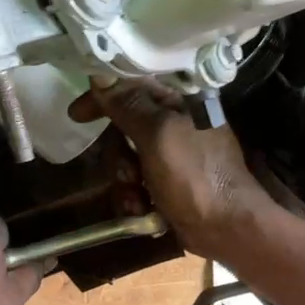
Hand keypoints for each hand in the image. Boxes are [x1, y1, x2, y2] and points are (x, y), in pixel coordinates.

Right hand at [70, 81, 271, 260]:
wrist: (227, 228)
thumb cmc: (195, 176)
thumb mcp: (159, 135)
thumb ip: (129, 106)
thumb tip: (100, 75)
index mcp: (182, 102)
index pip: (134, 85)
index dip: (104, 97)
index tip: (78, 115)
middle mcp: (178, 124)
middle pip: (125, 127)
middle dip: (118, 154)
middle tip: (125, 173)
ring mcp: (174, 156)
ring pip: (127, 159)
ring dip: (125, 182)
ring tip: (137, 198)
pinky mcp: (170, 184)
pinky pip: (138, 183)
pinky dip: (135, 198)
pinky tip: (141, 211)